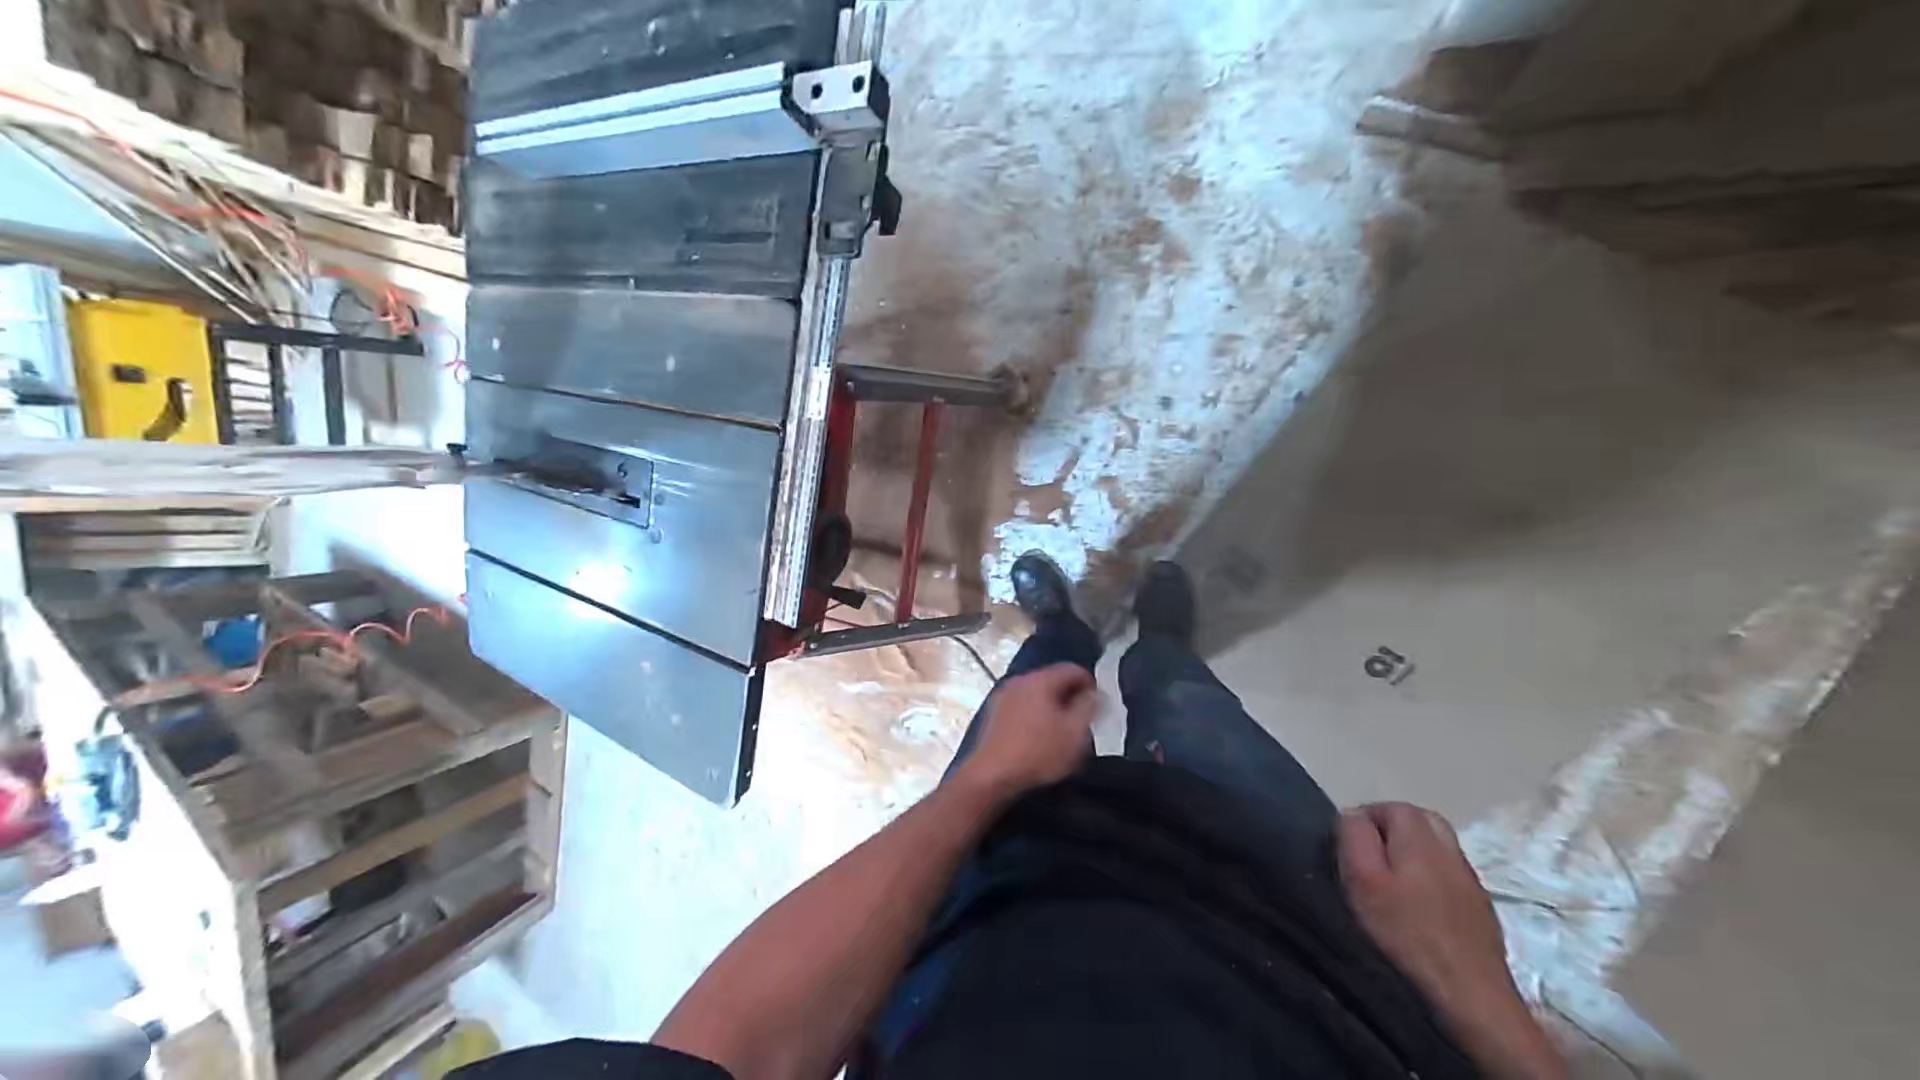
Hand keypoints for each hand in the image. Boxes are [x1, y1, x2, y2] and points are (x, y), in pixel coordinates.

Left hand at [953, 664, 1097, 800]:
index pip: (1073, 669)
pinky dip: (1035, 714)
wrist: (992, 775)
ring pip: (1037, 693)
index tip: (1097, 705)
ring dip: (1052, 706)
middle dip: (1070, 696)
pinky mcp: (994, 713)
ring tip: (1061, 730)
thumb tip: (1094, 693)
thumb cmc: (1038, 753)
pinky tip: (1039, 736)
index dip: (1090, 684)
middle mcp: (1019, 680)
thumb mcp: (1075, 732)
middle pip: (1053, 679)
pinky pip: (1022, 705)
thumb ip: (1088, 707)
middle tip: (1081, 719)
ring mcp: (1003, 695)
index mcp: (1040, 680)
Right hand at [1338, 803, 1565, 1079]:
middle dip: (1392, 827)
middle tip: (1369, 855)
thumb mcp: (1361, 877)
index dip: (1364, 818)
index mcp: (1420, 836)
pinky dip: (1431, 876)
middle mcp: (1451, 849)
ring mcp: (1471, 880)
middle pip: (1420, 819)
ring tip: (1390, 878)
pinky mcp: (1481, 909)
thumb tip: (1353, 814)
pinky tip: (1418, 903)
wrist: (1468, 994)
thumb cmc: (1403, 931)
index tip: (1347, 844)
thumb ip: (1354, 836)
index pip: (1390, 806)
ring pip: (1439, 846)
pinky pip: (1451, 874)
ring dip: (1414, 851)